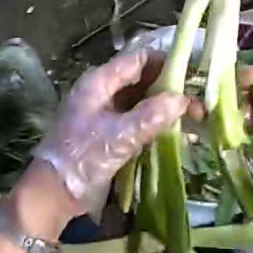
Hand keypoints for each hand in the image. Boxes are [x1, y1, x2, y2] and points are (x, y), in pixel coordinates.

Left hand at [31, 51, 192, 218]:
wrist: (54, 192)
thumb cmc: (82, 157)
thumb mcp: (119, 136)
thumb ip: (151, 116)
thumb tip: (181, 99)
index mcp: (99, 82)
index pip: (138, 60)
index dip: (165, 63)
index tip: (193, 74)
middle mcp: (103, 92)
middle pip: (141, 80)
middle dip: (170, 89)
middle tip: (198, 102)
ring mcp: (105, 113)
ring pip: (141, 101)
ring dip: (164, 108)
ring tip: (194, 119)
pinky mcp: (108, 133)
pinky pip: (137, 121)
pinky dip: (155, 124)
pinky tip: (176, 133)